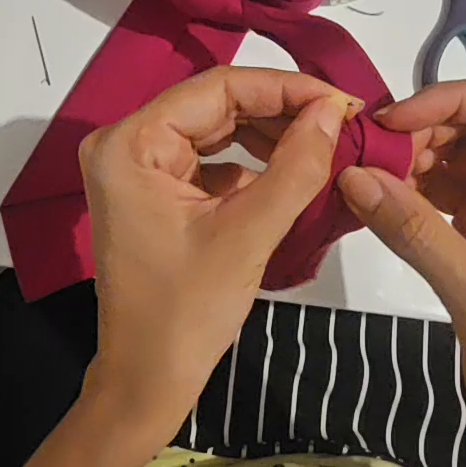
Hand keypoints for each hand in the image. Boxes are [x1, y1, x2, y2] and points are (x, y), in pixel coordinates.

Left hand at [80, 68, 359, 433]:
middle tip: (341, 122)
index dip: (284, 88)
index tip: (341, 100)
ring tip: (325, 142)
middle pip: (215, 105)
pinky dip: (250, 163)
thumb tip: (333, 110)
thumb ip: (295, 166)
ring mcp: (136, 167)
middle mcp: (124, 143)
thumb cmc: (189, 312)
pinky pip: (208, 159)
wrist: (147, 378)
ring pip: (215, 130)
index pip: (217, 88)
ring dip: (269, 135)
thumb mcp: (248, 234)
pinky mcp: (152, 191)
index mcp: (130, 144)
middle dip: (280, 111)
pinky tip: (292, 169)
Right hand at [336, 80, 465, 452]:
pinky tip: (380, 191)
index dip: (456, 100)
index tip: (394, 119)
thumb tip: (351, 176)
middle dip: (429, 127)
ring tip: (369, 169)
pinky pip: (450, 185)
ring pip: (464, 151)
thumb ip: (415, 231)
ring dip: (417, 154)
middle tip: (369, 147)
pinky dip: (414, 184)